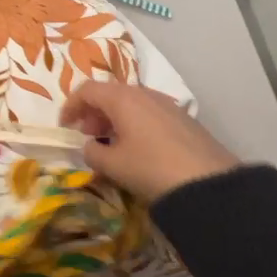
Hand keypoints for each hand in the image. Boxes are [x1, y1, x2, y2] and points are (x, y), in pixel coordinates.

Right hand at [58, 81, 239, 201]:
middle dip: (93, 113)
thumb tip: (90, 146)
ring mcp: (167, 105)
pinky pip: (150, 114)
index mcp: (122, 98)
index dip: (70, 106)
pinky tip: (138, 149)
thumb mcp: (113, 164)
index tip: (65, 126)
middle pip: (109, 94)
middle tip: (88, 136)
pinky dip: (135, 124)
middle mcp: (144, 94)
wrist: (211, 186)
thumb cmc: (152, 168)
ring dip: (114, 119)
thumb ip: (92, 152)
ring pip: (131, 103)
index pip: (86, 90)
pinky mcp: (185, 120)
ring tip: (112, 144)